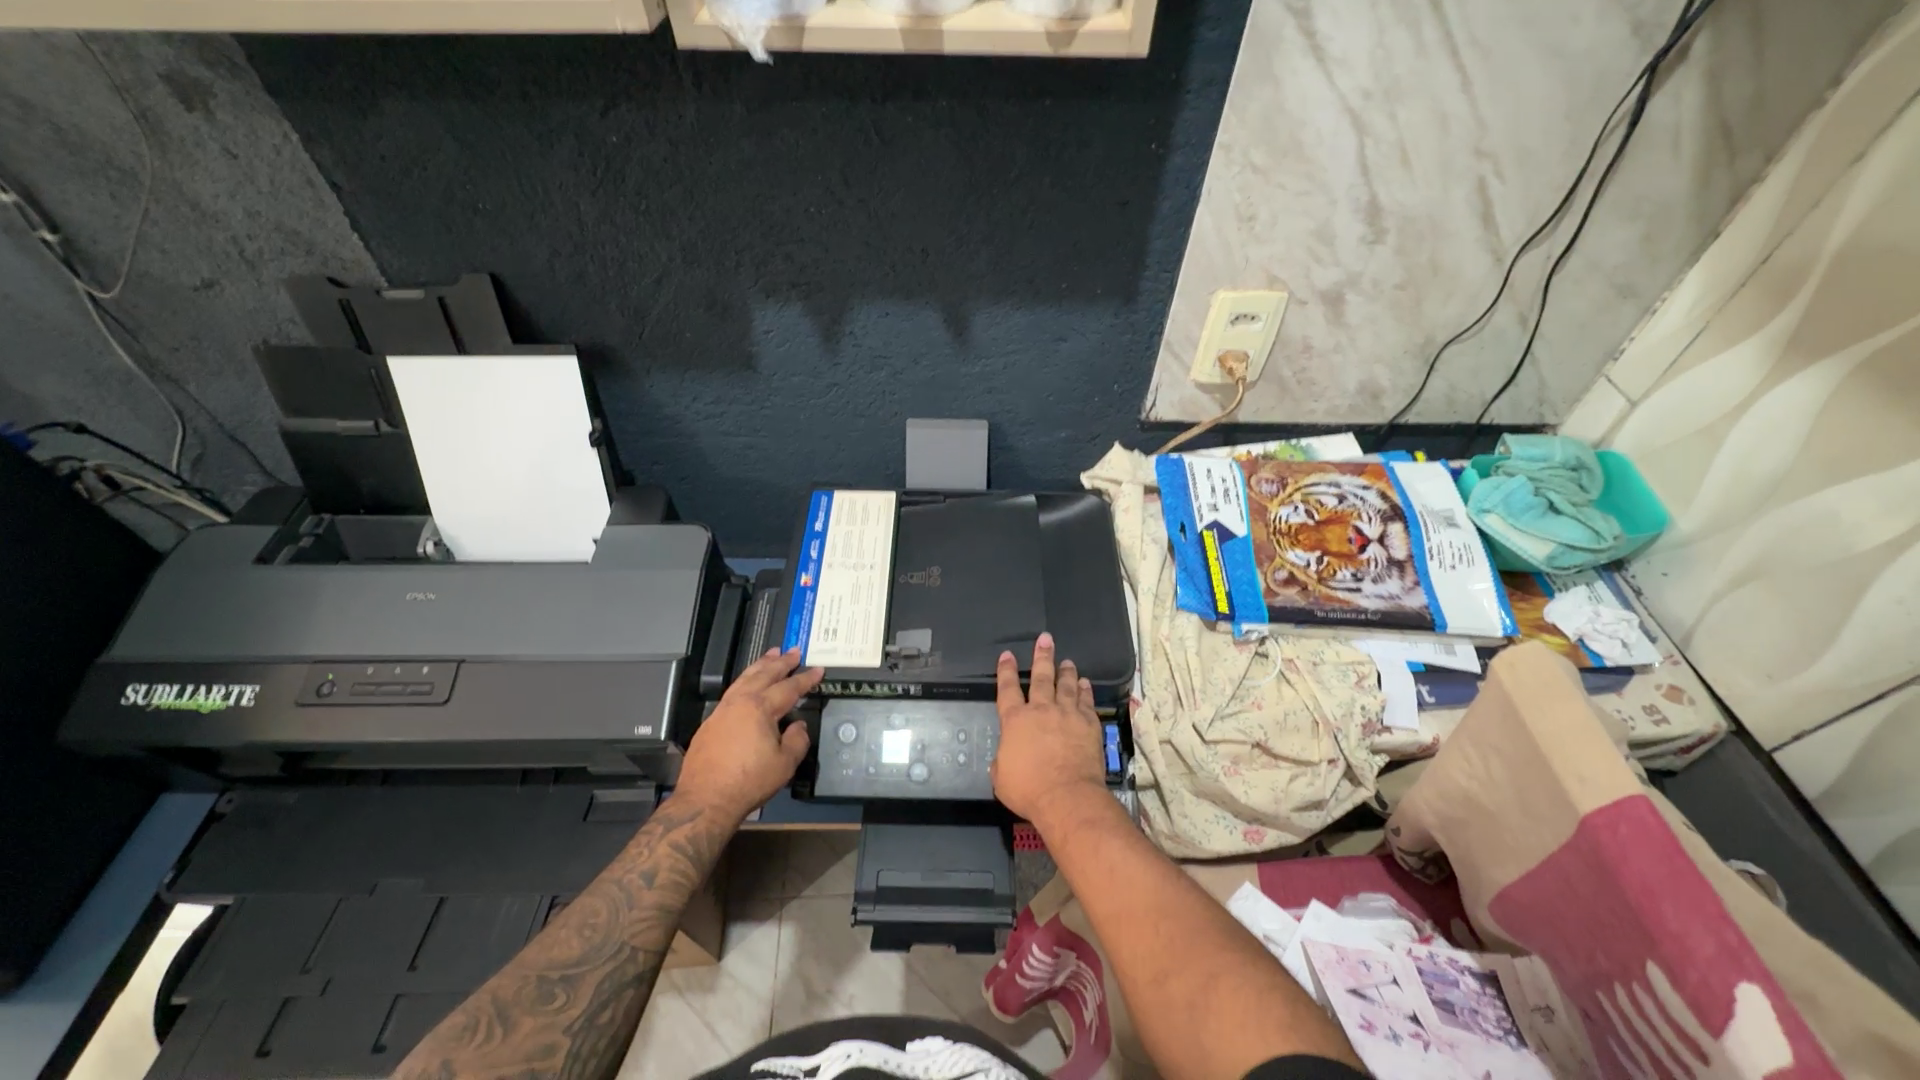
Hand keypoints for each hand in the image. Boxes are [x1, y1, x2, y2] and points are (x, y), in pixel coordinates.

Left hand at [676, 648, 821, 821]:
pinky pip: (731, 693)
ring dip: (759, 666)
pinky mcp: (710, 724)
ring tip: (770, 656)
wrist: (706, 799)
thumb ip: (797, 740)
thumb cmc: (750, 781)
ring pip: (743, 680)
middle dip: (781, 662)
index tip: (817, 669)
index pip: (788, 688)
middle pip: (763, 675)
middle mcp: (739, 702)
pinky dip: (744, 682)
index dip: (805, 678)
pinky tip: (747, 685)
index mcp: (760, 708)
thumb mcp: (785, 764)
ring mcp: (721, 711)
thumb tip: (798, 727)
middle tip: (793, 651)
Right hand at [992, 632, 1109, 828]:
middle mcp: (1041, 710)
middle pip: (1041, 677)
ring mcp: (1067, 715)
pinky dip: (1084, 691)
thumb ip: (1002, 761)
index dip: (1006, 671)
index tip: (1007, 655)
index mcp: (1015, 721)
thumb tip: (1007, 757)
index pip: (1007, 689)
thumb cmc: (1028, 789)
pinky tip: (1084, 684)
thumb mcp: (1001, 777)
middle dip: (1042, 656)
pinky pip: (1086, 701)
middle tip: (1045, 639)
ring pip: (1066, 685)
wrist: (1066, 796)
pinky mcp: (1089, 724)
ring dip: (1066, 671)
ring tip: (1067, 661)